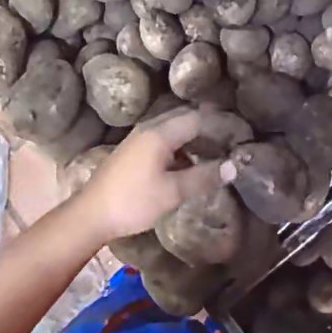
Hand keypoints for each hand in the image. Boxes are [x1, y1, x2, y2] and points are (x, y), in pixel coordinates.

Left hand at [70, 107, 231, 242]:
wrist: (91, 213)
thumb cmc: (133, 202)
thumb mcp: (172, 192)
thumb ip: (203, 177)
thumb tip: (232, 166)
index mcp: (159, 133)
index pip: (197, 119)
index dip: (220, 125)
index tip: (240, 136)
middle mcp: (149, 128)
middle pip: (184, 118)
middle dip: (208, 128)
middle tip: (231, 141)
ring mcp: (138, 138)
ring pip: (173, 129)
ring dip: (193, 137)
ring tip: (215, 153)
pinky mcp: (133, 150)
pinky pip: (163, 139)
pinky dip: (180, 146)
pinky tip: (189, 163)